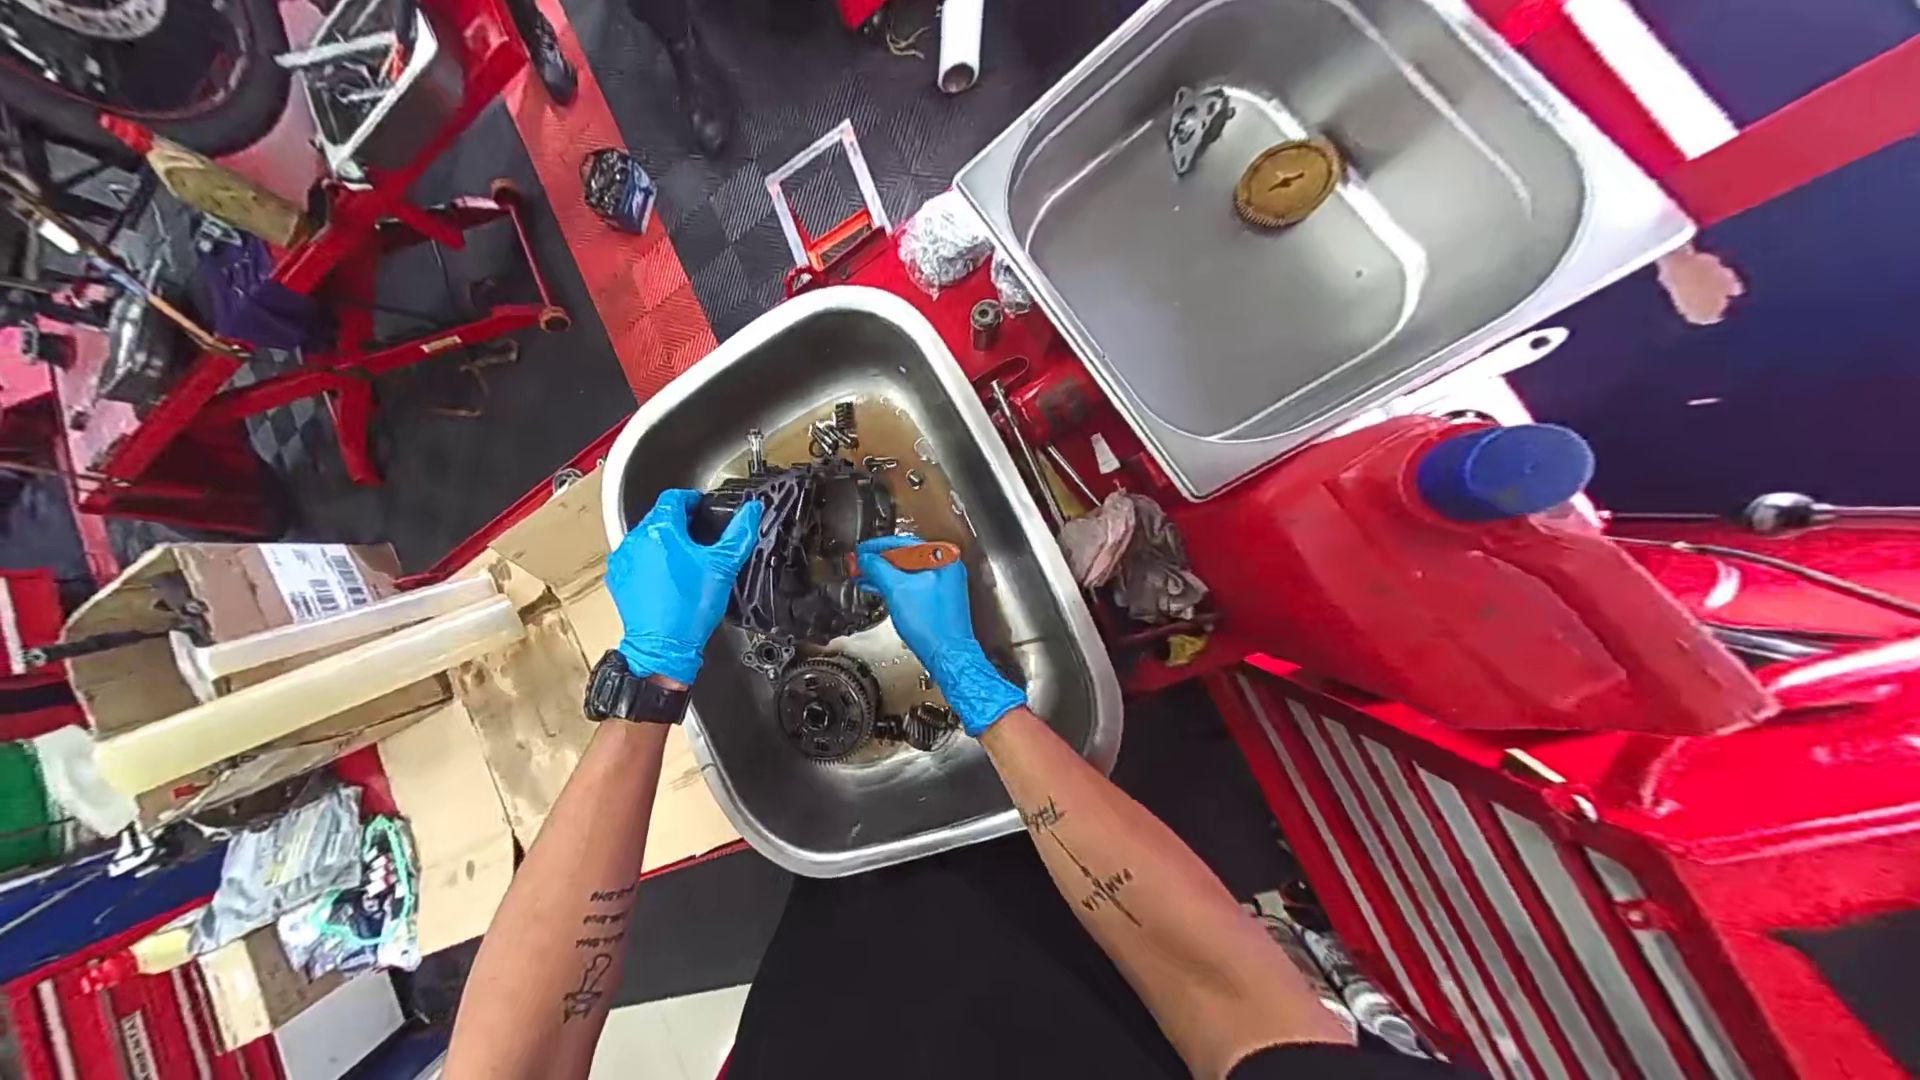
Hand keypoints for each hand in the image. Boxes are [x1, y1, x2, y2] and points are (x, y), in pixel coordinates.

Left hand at [608, 489, 763, 685]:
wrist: (663, 646)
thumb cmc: (690, 608)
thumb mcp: (724, 566)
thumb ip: (740, 533)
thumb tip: (752, 510)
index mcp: (661, 530)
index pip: (674, 498)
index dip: (692, 500)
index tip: (702, 507)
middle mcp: (636, 540)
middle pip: (659, 517)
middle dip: (680, 523)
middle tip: (700, 536)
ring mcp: (623, 559)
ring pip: (647, 538)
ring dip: (665, 542)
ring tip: (686, 559)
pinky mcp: (618, 578)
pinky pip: (636, 559)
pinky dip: (651, 561)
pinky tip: (668, 577)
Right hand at [856, 535, 1024, 735]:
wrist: (948, 655)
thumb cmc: (933, 627)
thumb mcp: (897, 590)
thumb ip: (879, 569)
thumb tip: (866, 559)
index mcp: (943, 558)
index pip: (905, 542)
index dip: (878, 546)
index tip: (862, 550)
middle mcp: (947, 567)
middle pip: (907, 555)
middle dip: (880, 561)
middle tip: (860, 563)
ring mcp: (944, 583)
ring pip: (909, 570)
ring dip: (885, 573)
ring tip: (864, 576)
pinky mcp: (939, 598)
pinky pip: (913, 583)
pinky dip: (895, 585)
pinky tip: (880, 588)